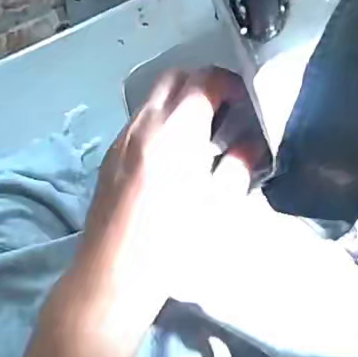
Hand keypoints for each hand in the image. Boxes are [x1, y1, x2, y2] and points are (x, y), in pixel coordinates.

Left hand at [59, 69, 256, 348]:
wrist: (112, 276)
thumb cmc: (171, 247)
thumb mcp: (217, 208)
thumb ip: (238, 167)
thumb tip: (249, 146)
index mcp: (173, 133)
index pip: (203, 80)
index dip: (229, 84)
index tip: (245, 103)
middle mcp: (142, 126)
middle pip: (174, 79)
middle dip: (203, 85)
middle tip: (226, 112)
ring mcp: (120, 141)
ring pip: (152, 100)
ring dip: (179, 104)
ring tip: (201, 136)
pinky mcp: (108, 160)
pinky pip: (138, 124)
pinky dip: (160, 124)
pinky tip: (173, 157)